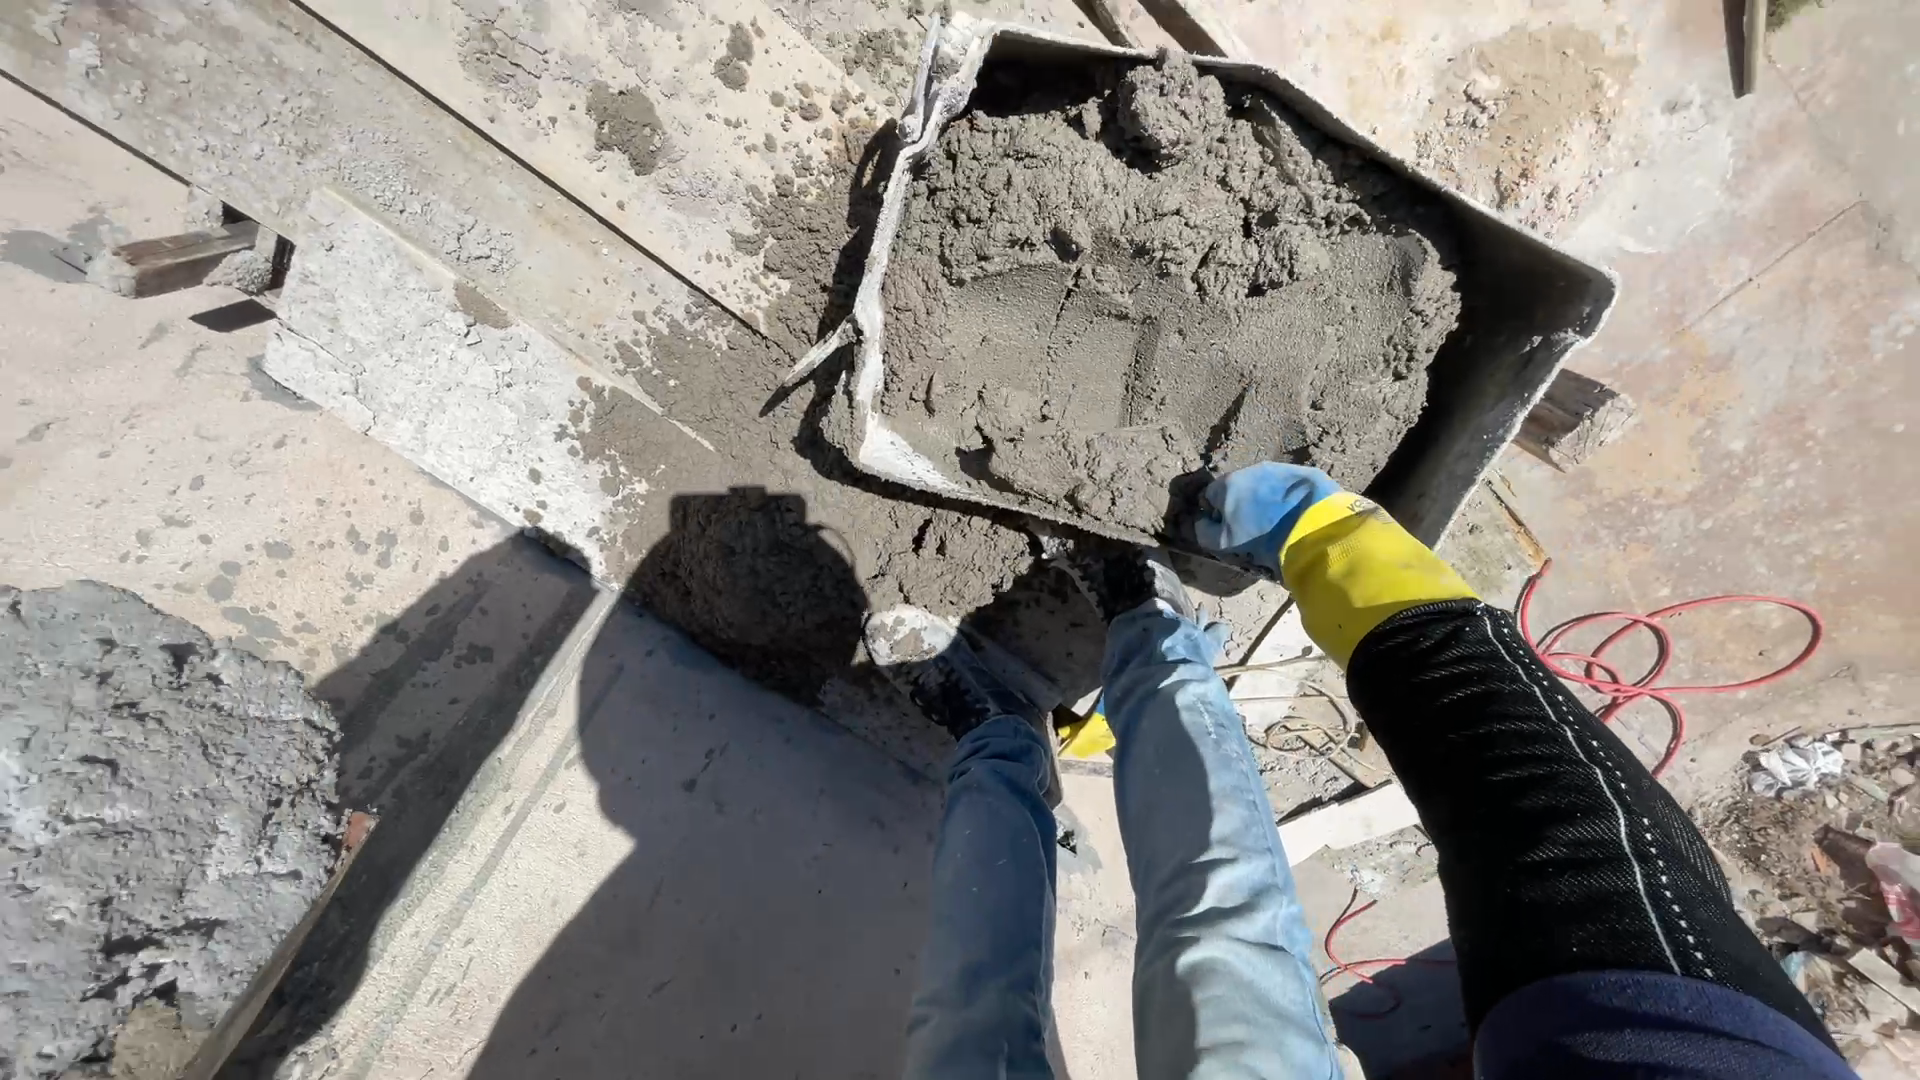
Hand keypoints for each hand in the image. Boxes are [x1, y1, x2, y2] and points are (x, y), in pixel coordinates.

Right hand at [1191, 463, 1343, 575]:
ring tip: (1277, 522)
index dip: (1215, 515)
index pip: (1209, 496)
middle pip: (1237, 488)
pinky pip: (1288, 487)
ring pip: (1264, 486)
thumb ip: (1203, 531)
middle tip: (1253, 528)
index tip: (1227, 530)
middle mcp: (1250, 469)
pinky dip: (1287, 499)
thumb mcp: (1223, 543)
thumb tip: (1202, 521)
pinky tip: (1295, 516)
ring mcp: (1279, 468)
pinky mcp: (1305, 472)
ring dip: (1265, 500)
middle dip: (1241, 505)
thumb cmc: (1261, 536)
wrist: (1314, 525)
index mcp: (1226, 484)